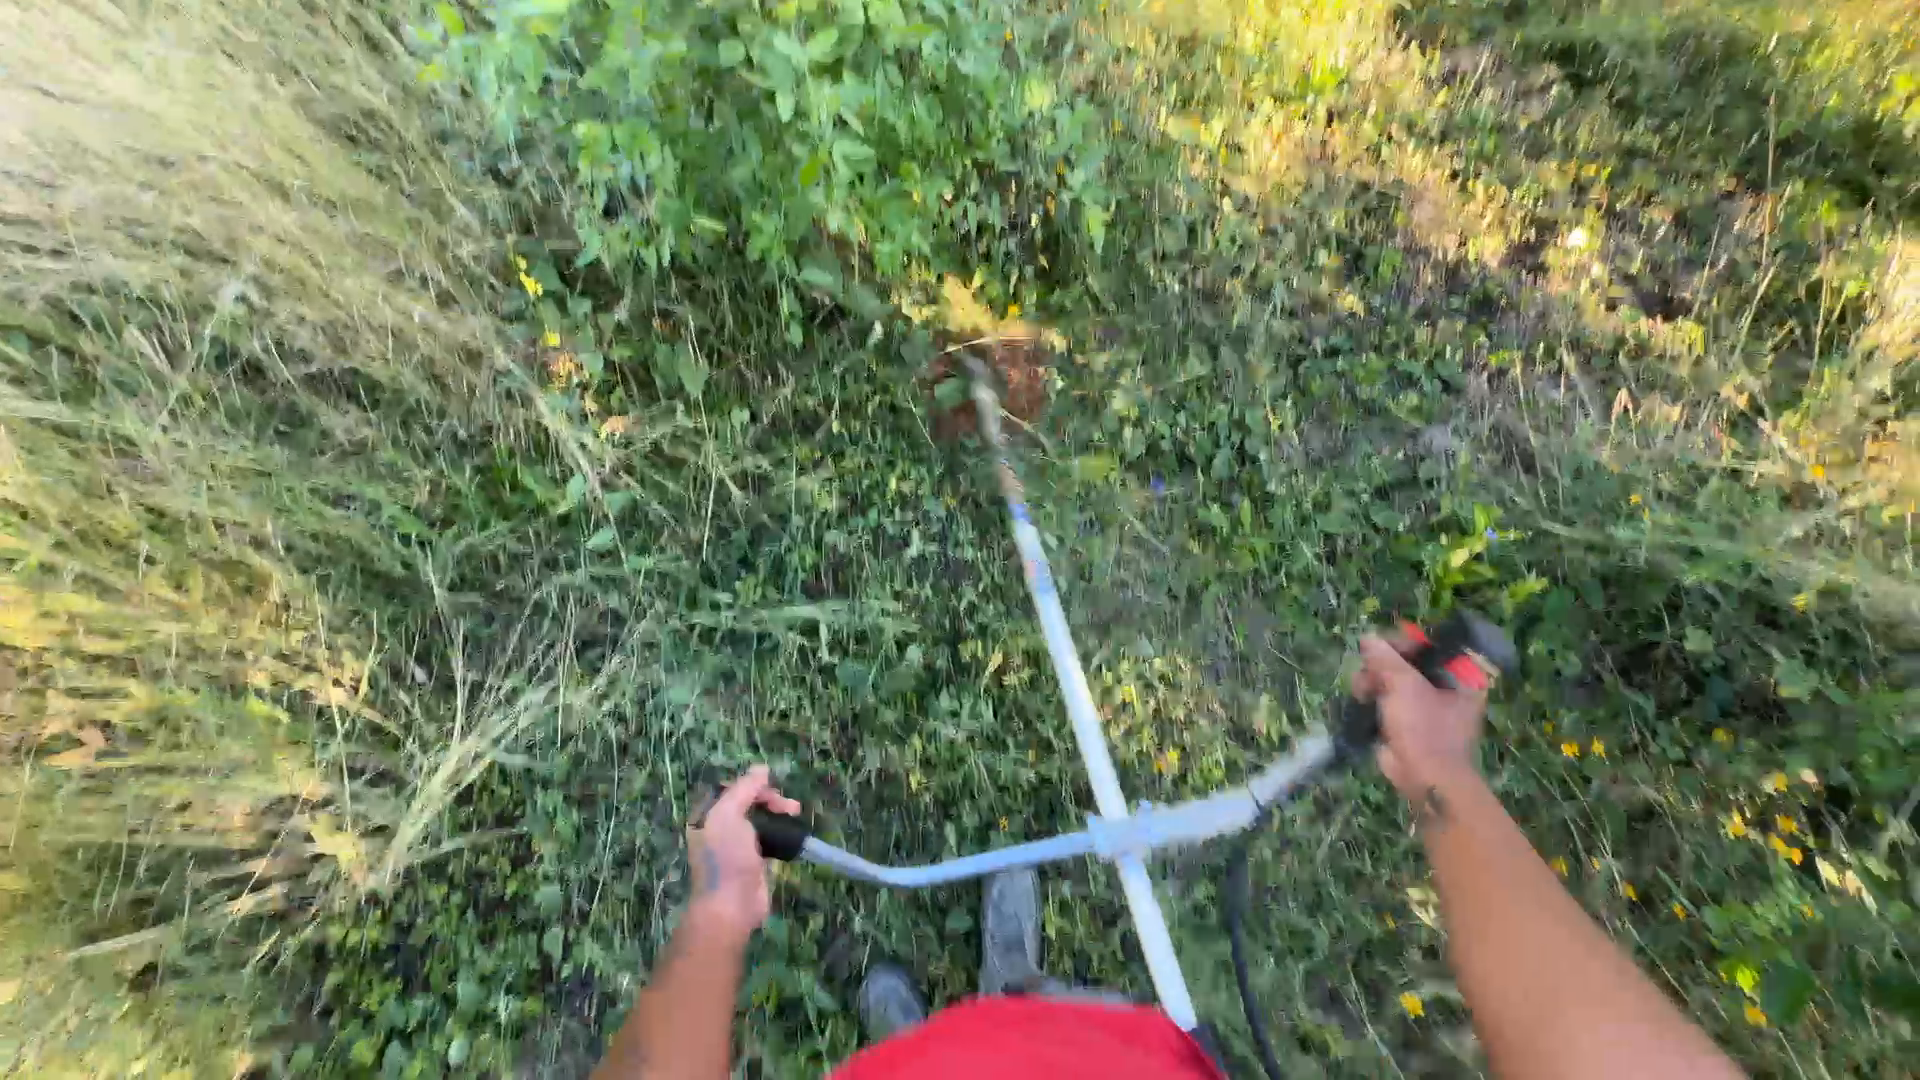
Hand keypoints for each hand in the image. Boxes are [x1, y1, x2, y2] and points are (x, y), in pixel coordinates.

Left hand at [685, 765, 800, 946]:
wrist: (731, 906)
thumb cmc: (726, 857)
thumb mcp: (729, 815)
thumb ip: (744, 789)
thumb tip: (762, 768)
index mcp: (707, 816)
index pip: (731, 788)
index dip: (751, 784)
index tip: (769, 787)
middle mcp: (720, 828)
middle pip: (748, 802)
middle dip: (769, 798)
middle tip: (788, 805)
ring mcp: (737, 846)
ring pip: (760, 819)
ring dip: (778, 813)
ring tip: (795, 813)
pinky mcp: (755, 861)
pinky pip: (768, 838)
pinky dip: (781, 831)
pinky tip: (791, 833)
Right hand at [1352, 634, 1487, 801]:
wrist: (1424, 778)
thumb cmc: (1424, 729)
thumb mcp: (1404, 686)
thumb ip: (1386, 658)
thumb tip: (1368, 638)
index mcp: (1460, 676)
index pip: (1431, 644)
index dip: (1404, 642)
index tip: (1380, 649)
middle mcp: (1445, 686)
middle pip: (1407, 659)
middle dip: (1382, 664)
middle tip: (1369, 674)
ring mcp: (1425, 703)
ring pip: (1391, 676)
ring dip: (1372, 679)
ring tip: (1362, 691)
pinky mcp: (1407, 717)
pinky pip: (1386, 695)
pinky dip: (1372, 695)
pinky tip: (1362, 700)